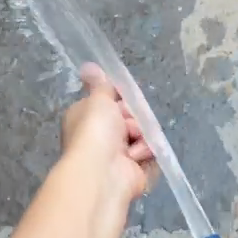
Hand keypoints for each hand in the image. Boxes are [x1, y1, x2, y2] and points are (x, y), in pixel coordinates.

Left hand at [61, 63, 158, 203]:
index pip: (111, 102)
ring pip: (143, 134)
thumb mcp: (97, 99)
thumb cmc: (95, 131)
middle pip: (130, 117)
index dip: (122, 98)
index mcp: (87, 118)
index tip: (126, 96)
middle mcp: (101, 136)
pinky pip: (150, 152)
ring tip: (131, 142)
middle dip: (133, 117)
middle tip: (126, 122)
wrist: (102, 172)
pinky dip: (146, 152)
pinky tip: (136, 157)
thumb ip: (101, 84)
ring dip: (141, 134)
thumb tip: (89, 66)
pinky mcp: (134, 170)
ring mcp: (118, 154)